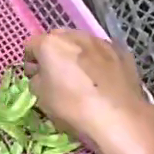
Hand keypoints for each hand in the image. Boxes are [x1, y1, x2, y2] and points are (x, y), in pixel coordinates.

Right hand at [23, 30, 153, 153]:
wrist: (118, 116)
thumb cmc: (71, 105)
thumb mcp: (40, 96)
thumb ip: (37, 79)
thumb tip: (42, 75)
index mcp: (50, 44)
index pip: (30, 46)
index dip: (30, 61)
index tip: (35, 76)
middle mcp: (75, 36)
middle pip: (57, 39)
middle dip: (54, 53)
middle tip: (57, 74)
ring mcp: (101, 42)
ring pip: (82, 44)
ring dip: (77, 55)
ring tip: (82, 77)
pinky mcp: (122, 52)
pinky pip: (102, 53)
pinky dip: (97, 61)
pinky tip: (101, 80)